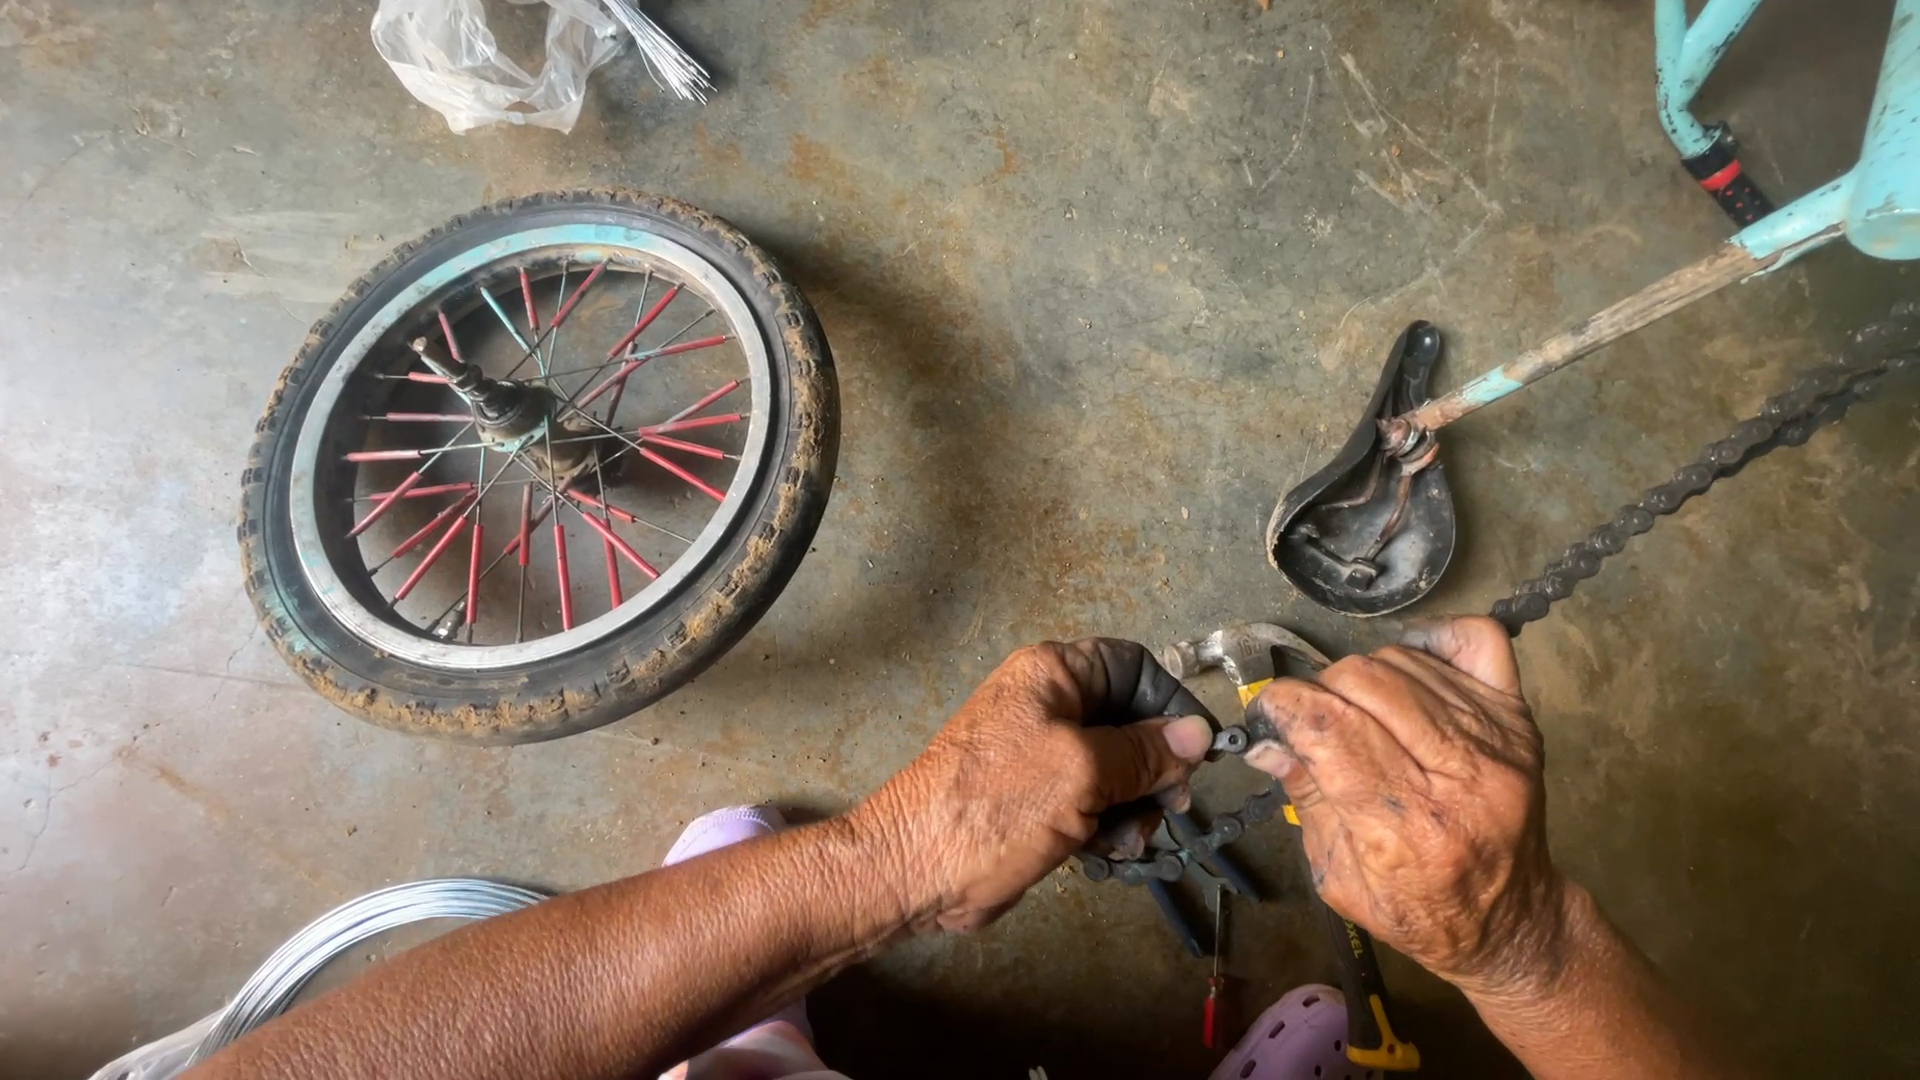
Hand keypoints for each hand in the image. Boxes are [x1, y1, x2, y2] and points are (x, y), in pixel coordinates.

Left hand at [857, 639, 1215, 932]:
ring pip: (1120, 767)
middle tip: (1166, 807)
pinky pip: (1097, 799)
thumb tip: (1199, 731)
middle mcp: (1050, 703)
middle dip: (1153, 767)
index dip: (1168, 701)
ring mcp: (1046, 751)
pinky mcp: (1042, 795)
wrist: (918, 868)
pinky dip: (1109, 825)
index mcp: (1053, 674)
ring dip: (1134, 806)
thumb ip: (1144, 750)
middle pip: (1132, 720)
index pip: (1132, 665)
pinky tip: (1102, 852)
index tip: (1195, 749)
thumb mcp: (1081, 771)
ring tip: (1121, 840)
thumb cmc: (997, 804)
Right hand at [1242, 617, 1569, 995]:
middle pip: (1360, 681)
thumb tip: (1263, 741)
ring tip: (1362, 711)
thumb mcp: (1337, 872)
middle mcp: (1459, 775)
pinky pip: (1473, 639)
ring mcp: (1495, 740)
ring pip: (1398, 660)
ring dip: (1363, 677)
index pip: (1328, 724)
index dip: (1282, 704)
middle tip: (1318, 722)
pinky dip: (1430, 641)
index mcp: (1406, 824)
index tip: (1271, 715)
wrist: (1514, 921)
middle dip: (1318, 690)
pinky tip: (1408, 673)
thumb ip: (1303, 795)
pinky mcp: (1517, 718)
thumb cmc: (1418, 907)